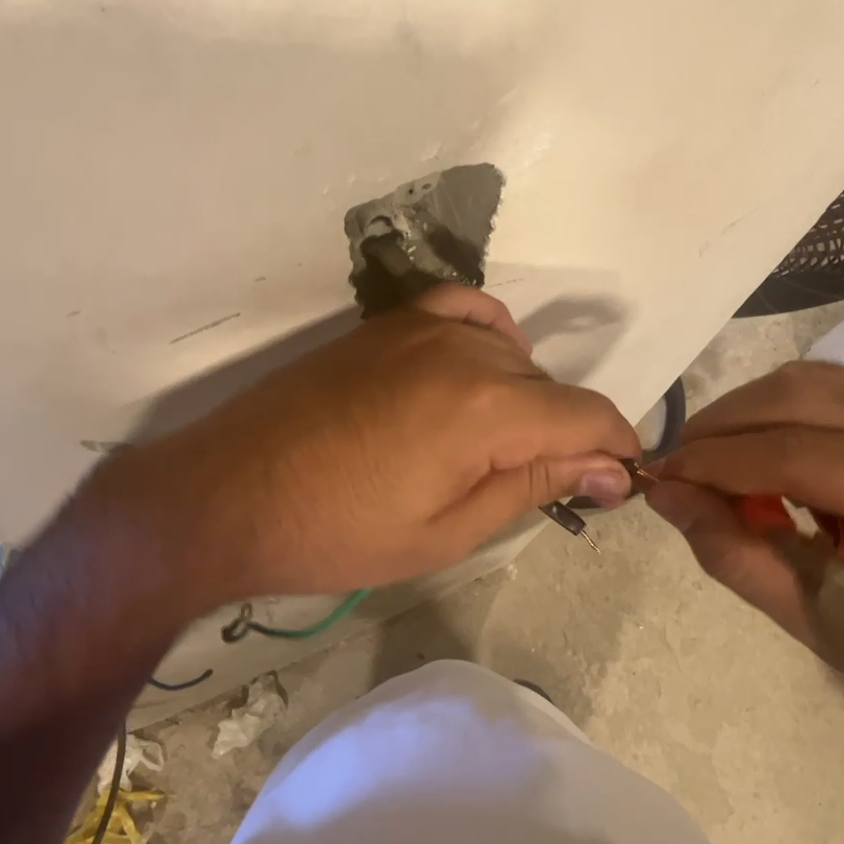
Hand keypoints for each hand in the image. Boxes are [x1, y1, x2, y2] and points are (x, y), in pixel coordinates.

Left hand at [73, 285, 638, 612]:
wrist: (228, 496)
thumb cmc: (338, 533)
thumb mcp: (448, 531)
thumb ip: (536, 486)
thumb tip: (611, 469)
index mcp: (487, 405)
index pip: (587, 414)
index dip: (614, 449)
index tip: (614, 485)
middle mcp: (465, 348)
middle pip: (549, 386)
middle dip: (562, 435)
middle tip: (538, 488)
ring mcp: (420, 327)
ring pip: (509, 353)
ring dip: (522, 397)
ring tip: (491, 449)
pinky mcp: (385, 324)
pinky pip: (463, 309)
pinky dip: (488, 336)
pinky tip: (479, 372)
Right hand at [645, 360, 843, 724]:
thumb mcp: (814, 617)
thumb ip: (736, 553)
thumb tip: (665, 495)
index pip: (801, 455)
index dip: (719, 463)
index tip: (659, 480)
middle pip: (798, 398)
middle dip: (721, 429)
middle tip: (675, 470)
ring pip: (803, 381)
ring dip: (740, 415)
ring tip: (704, 460)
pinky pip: (819, 386)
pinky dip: (769, 411)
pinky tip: (750, 450)